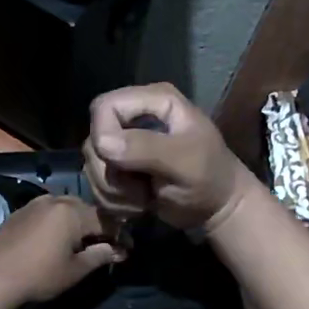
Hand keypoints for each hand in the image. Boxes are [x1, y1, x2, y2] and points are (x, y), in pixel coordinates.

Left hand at [0, 195, 122, 308]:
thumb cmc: (39, 276)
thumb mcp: (75, 270)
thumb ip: (99, 256)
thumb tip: (118, 250)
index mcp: (72, 211)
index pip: (105, 219)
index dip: (118, 234)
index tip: (127, 248)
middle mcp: (54, 200)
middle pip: (85, 210)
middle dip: (98, 226)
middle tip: (106, 245)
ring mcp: (34, 204)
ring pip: (65, 208)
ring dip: (77, 222)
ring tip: (82, 242)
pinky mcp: (20, 212)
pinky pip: (47, 212)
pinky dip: (58, 223)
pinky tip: (57, 238)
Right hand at [82, 83, 257, 231]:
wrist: (217, 209)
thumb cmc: (209, 179)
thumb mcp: (184, 161)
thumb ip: (146, 148)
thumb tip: (102, 142)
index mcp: (154, 100)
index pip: (103, 107)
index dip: (103, 135)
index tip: (121, 165)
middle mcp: (134, 117)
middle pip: (93, 139)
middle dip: (111, 173)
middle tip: (140, 190)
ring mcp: (124, 143)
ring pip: (92, 166)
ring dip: (113, 192)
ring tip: (143, 199)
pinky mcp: (120, 168)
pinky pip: (96, 183)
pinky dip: (113, 201)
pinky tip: (138, 205)